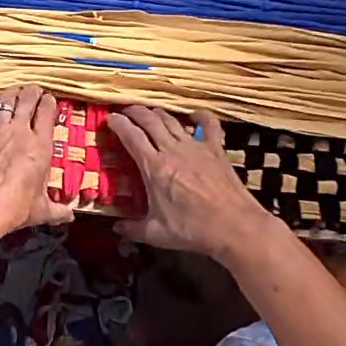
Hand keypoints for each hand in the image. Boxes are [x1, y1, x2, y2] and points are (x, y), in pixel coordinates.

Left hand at [0, 85, 73, 240]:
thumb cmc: (16, 208)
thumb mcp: (42, 211)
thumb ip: (57, 211)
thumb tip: (69, 216)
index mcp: (40, 147)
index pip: (48, 115)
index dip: (49, 104)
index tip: (50, 99)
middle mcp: (19, 133)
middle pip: (26, 102)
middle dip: (31, 93)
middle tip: (33, 89)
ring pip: (3, 104)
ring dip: (8, 94)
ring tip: (11, 90)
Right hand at [105, 106, 284, 263]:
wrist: (235, 226)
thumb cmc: (193, 230)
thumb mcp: (156, 234)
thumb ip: (132, 229)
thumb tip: (116, 229)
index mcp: (154, 168)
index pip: (131, 136)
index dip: (118, 124)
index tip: (110, 118)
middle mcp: (173, 151)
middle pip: (150, 121)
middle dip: (135, 112)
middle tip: (126, 111)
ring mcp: (196, 147)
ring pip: (172, 121)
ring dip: (158, 113)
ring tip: (149, 112)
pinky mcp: (216, 150)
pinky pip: (209, 125)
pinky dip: (200, 116)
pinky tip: (194, 114)